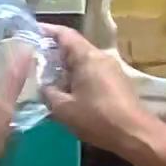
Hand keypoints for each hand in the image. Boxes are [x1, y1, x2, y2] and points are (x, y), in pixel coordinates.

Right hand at [40, 24, 165, 157]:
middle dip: (53, 50)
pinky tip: (66, 89)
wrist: (135, 135)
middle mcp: (100, 57)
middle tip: (33, 57)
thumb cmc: (97, 118)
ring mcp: (111, 69)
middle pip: (74, 46)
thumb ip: (48, 93)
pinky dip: (76, 75)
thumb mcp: (63, 109)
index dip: (46, 30)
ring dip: (65, 65)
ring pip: (83, 60)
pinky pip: (92, 71)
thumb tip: (44, 86)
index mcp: (87, 57)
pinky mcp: (116, 82)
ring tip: (46, 74)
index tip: (30, 31)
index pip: (65, 34)